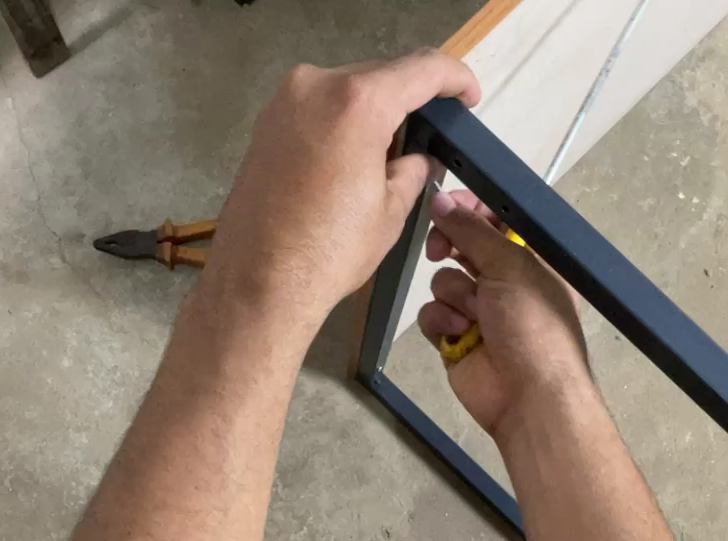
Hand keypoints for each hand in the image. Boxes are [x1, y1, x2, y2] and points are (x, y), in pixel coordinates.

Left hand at [204, 51, 481, 325]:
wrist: (260, 283)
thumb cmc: (326, 255)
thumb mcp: (389, 213)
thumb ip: (412, 171)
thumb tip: (418, 159)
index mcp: (356, 103)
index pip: (420, 70)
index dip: (454, 79)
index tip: (467, 94)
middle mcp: (315, 87)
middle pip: (379, 77)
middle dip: (408, 103)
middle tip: (427, 138)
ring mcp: (284, 103)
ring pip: (345, 93)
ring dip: (372, 116)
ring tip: (386, 160)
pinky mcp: (264, 126)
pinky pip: (316, 111)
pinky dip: (340, 127)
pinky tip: (349, 163)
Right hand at [418, 190, 591, 437]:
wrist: (527, 396)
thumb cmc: (533, 325)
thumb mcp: (511, 266)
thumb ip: (472, 231)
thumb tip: (440, 199)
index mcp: (531, 258)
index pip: (496, 219)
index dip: (471, 208)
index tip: (447, 203)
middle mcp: (504, 280)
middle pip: (463, 246)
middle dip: (451, 248)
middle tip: (440, 250)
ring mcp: (478, 310)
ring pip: (444, 281)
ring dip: (454, 295)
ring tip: (473, 316)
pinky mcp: (454, 337)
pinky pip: (432, 314)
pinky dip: (441, 322)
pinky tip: (458, 335)